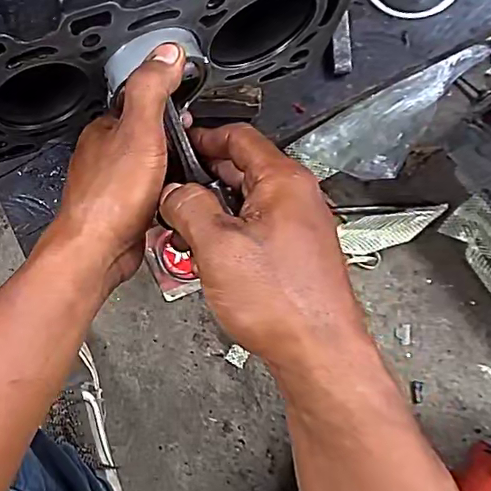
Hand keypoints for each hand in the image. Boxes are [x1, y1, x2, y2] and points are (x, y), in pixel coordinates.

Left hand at [39, 44, 185, 287]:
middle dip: (174, 135)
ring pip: (151, 164)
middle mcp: (106, 154)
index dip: (167, 96)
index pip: (138, 99)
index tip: (190, 98)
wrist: (97, 250)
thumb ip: (152, 89)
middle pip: (147, 132)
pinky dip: (168, 191)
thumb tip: (166, 53)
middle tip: (196, 140)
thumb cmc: (109, 197)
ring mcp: (114, 183)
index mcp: (105, 129)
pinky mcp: (124, 210)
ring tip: (193, 167)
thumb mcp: (140, 131)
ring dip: (173, 165)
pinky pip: (152, 193)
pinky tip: (178, 196)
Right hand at [158, 124, 367, 366]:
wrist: (318, 353)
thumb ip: (188, 207)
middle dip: (200, 181)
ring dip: (210, 212)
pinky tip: (207, 255)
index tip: (178, 146)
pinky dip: (226, 234)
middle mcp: (296, 198)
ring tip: (185, 232)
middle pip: (239, 169)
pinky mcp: (293, 251)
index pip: (238, 137)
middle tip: (172, 196)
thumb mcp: (217, 246)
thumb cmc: (284, 304)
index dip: (202, 137)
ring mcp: (297, 225)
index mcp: (284, 182)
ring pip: (243, 202)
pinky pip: (252, 228)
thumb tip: (174, 192)